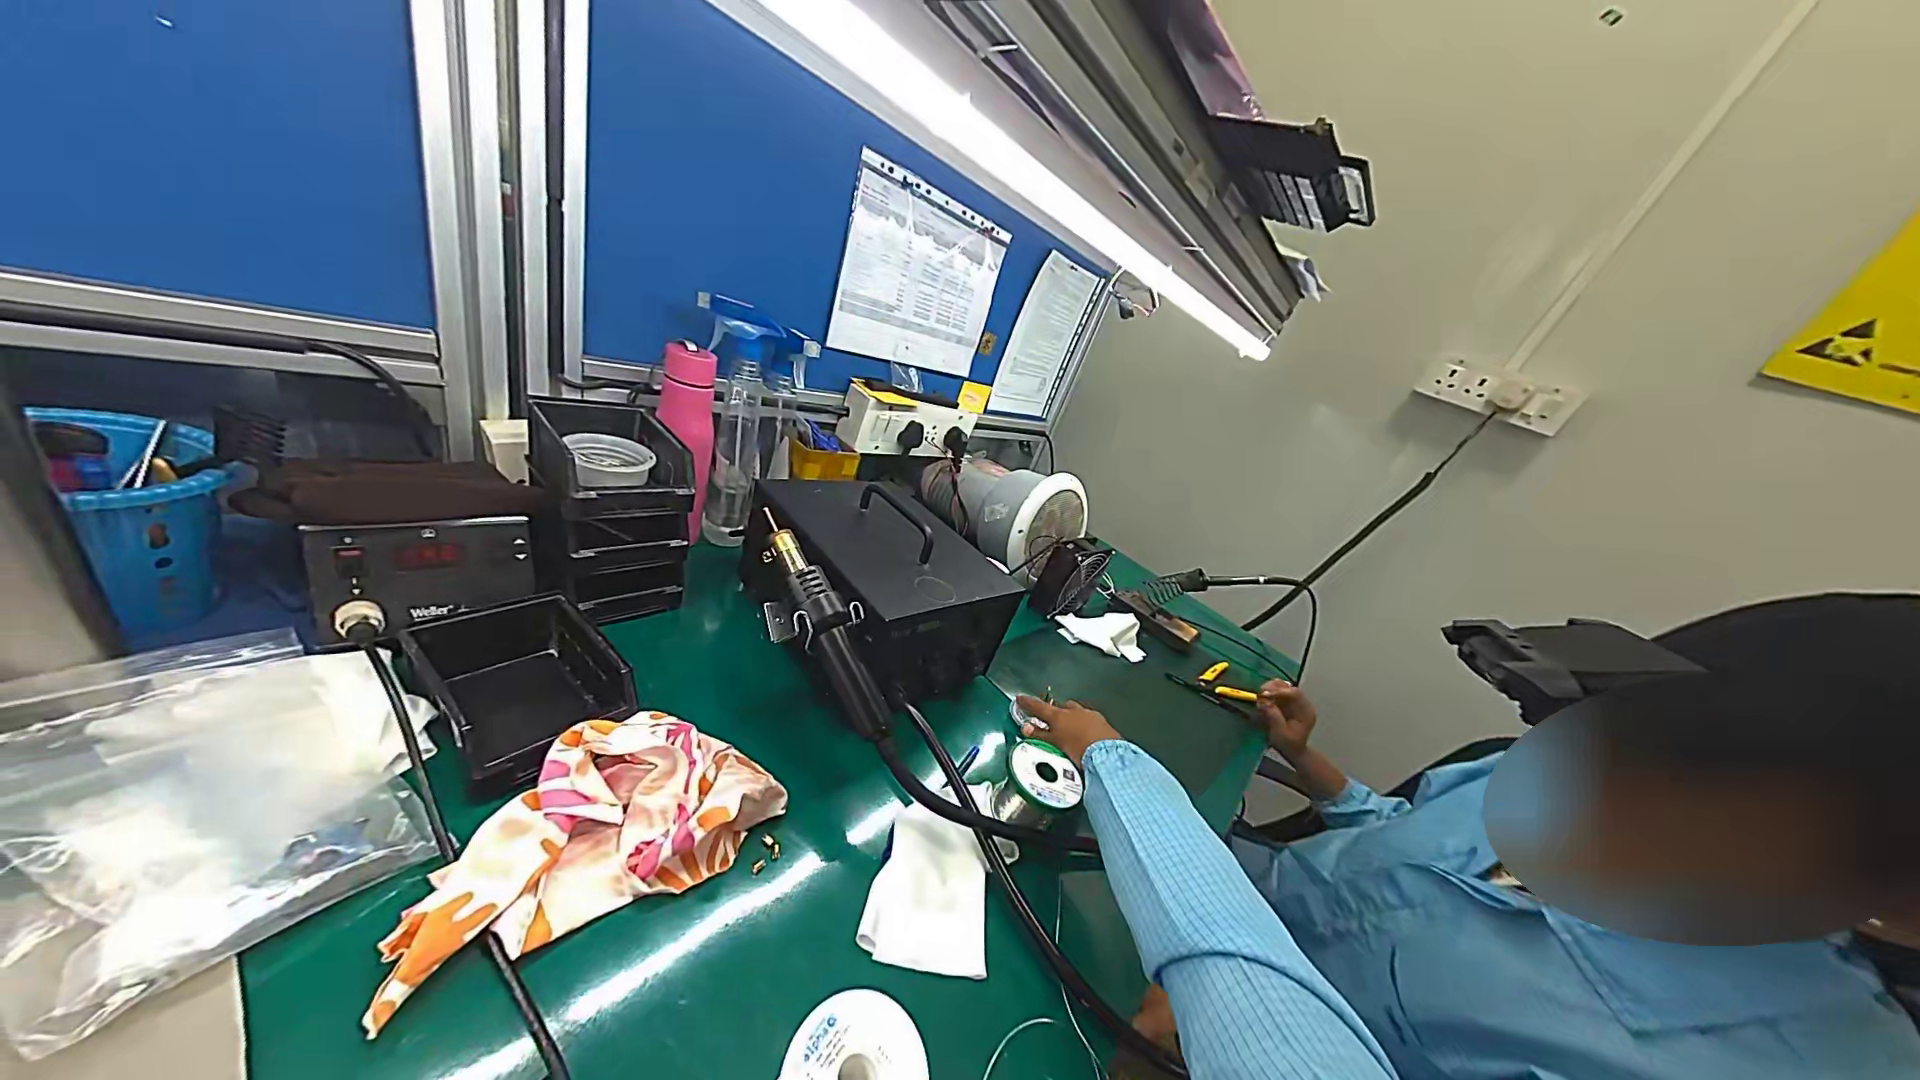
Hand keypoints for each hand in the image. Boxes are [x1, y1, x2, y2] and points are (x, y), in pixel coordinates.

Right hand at [1016, 696, 1121, 765]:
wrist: (1107, 756)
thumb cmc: (1078, 751)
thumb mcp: (1054, 745)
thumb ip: (1039, 735)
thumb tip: (1026, 727)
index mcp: (1059, 716)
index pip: (1039, 707)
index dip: (1028, 703)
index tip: (1020, 698)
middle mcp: (1074, 711)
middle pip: (1060, 707)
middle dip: (1055, 713)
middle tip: (1051, 722)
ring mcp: (1089, 715)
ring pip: (1076, 711)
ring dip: (1072, 717)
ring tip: (1070, 730)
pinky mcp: (1102, 723)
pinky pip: (1089, 719)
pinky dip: (1085, 724)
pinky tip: (1086, 734)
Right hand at [1256, 679, 1316, 759]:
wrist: (1293, 750)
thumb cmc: (1288, 744)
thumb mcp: (1280, 733)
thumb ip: (1273, 716)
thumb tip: (1263, 700)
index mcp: (1306, 711)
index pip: (1294, 694)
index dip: (1278, 692)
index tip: (1264, 695)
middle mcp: (1303, 703)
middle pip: (1289, 687)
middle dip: (1273, 688)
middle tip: (1259, 693)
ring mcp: (1296, 701)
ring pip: (1284, 686)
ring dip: (1271, 688)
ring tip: (1260, 694)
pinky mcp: (1288, 702)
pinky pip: (1279, 690)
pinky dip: (1270, 691)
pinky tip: (1263, 696)